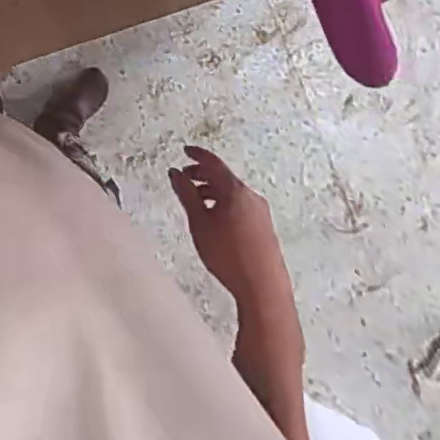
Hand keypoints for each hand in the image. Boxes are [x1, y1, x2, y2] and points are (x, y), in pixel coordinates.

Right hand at [169, 146, 294, 313]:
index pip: (214, 163)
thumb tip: (175, 173)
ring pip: (232, 191)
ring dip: (212, 189)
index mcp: (236, 191)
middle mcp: (251, 198)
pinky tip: (214, 217)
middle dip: (202, 173)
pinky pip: (240, 204)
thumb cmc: (229, 255)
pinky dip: (223, 201)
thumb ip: (186, 193)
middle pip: (223, 176)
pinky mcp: (264, 227)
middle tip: (185, 176)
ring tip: (195, 200)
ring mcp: (260, 213)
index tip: (186, 150)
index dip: (197, 154)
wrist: (263, 289)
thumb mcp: (199, 222)